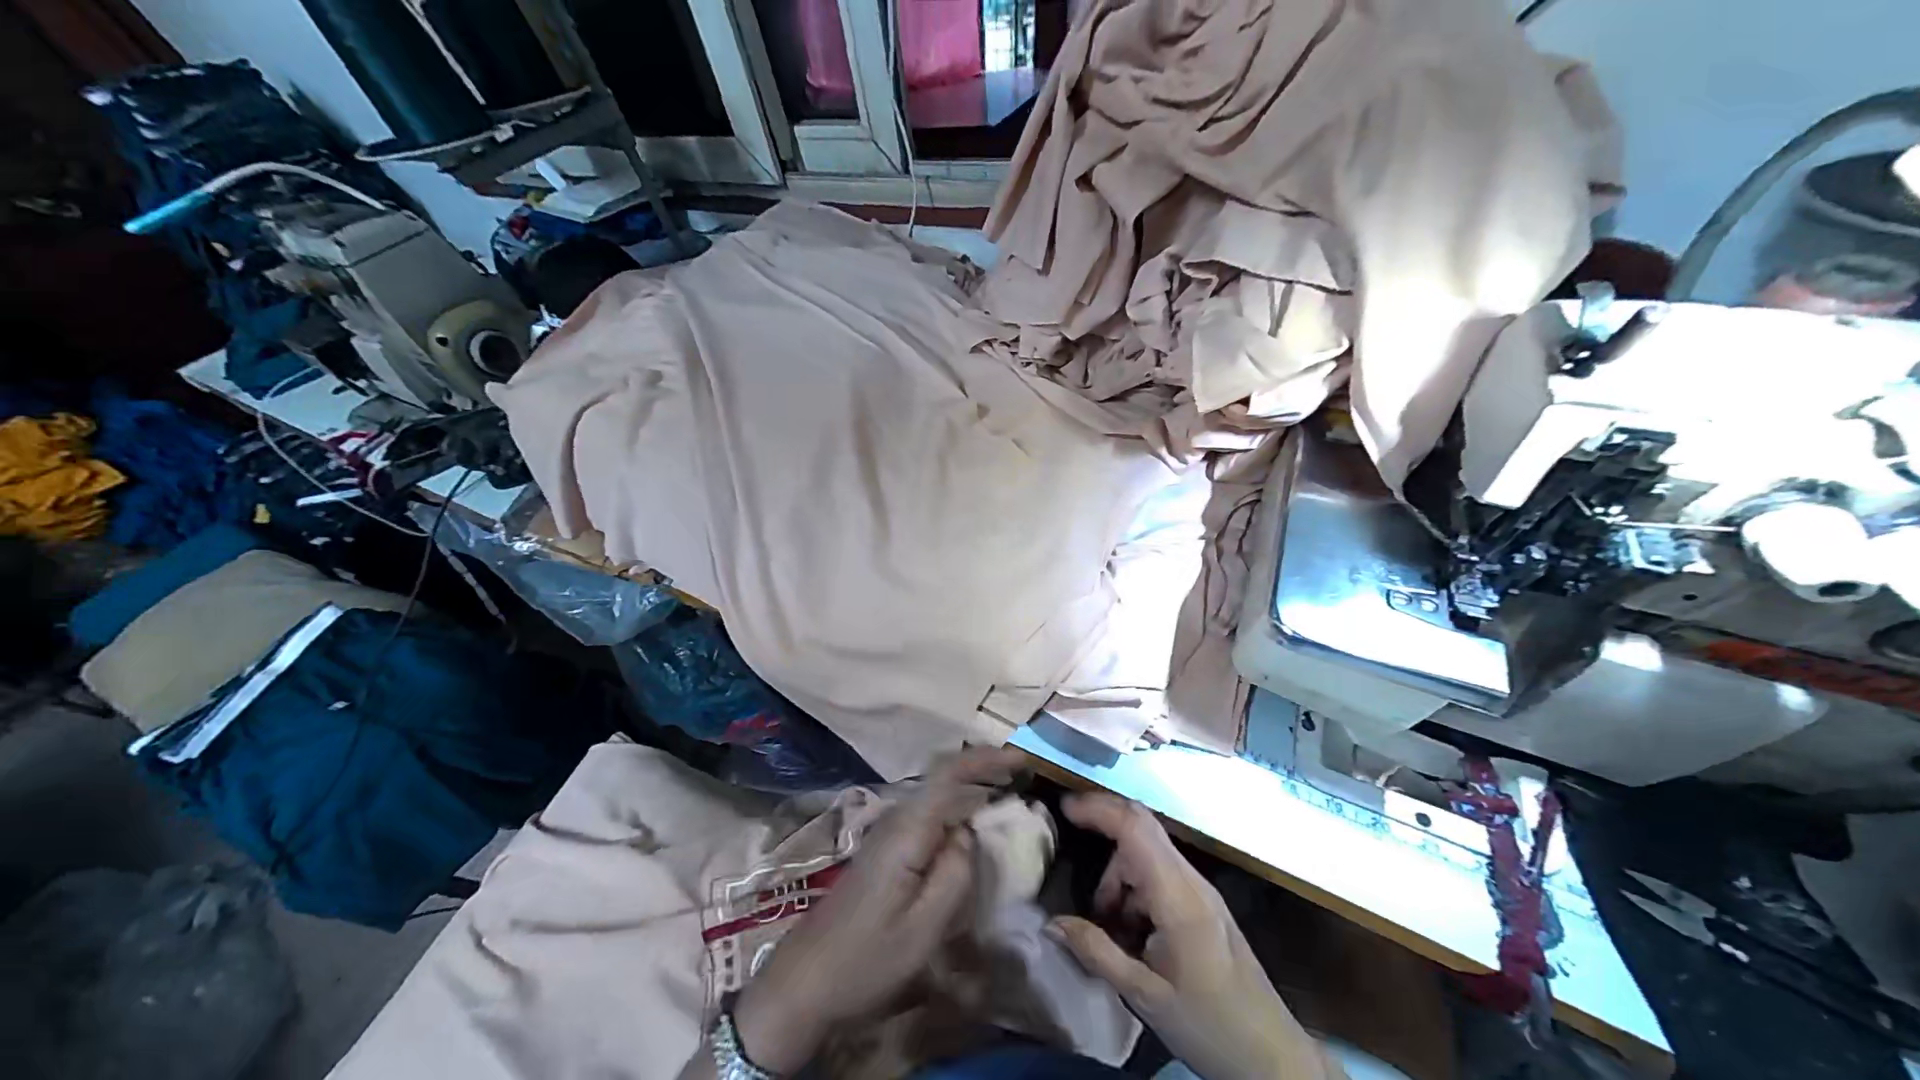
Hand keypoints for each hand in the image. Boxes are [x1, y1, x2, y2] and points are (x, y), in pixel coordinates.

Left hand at [732, 747, 1023, 1074]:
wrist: (803, 982)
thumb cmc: (867, 959)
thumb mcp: (924, 927)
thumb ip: (956, 873)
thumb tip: (969, 833)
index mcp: (907, 832)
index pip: (949, 775)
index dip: (987, 761)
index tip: (1023, 761)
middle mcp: (896, 823)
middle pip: (944, 782)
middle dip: (984, 773)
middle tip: (1024, 780)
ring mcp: (887, 838)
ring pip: (936, 802)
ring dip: (971, 794)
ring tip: (1008, 800)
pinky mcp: (884, 855)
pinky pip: (927, 822)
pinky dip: (955, 817)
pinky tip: (970, 834)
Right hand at [1048, 793, 1342, 1079]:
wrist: (1273, 1057)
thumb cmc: (1210, 1026)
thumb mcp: (1145, 996)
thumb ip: (1097, 953)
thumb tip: (1052, 922)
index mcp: (1179, 897)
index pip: (1136, 828)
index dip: (1099, 809)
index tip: (1065, 806)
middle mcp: (1192, 883)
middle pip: (1143, 828)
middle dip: (1104, 827)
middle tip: (1069, 841)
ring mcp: (1201, 892)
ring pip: (1148, 854)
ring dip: (1118, 873)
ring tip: (1103, 921)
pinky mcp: (1204, 907)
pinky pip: (1160, 876)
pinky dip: (1133, 889)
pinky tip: (1127, 929)